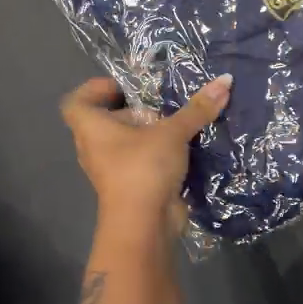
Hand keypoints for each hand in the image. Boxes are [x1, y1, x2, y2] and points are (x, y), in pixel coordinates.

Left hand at [60, 75, 230, 234]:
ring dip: (150, 136)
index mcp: (91, 128)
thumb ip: (197, 109)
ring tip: (179, 128)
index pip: (77, 102)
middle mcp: (96, 147)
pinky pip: (142, 163)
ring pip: (127, 144)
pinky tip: (185, 152)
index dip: (95, 90)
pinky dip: (159, 156)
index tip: (125, 88)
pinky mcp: (132, 186)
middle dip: (135, 113)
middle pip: (108, 122)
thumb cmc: (143, 167)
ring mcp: (112, 170)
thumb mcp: (172, 133)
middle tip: (162, 108)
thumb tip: (225, 81)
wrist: (144, 222)